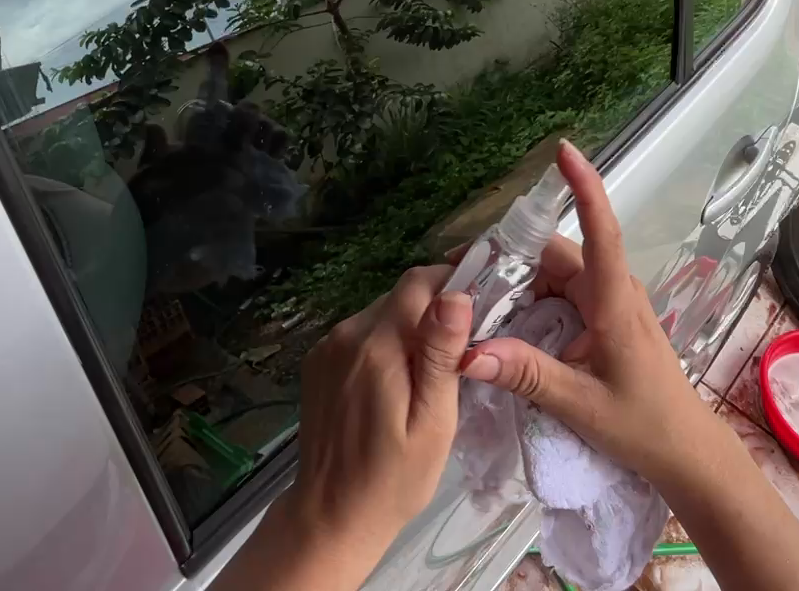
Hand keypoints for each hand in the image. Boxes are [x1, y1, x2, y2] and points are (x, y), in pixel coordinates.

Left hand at [214, 267, 471, 590]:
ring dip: (409, 328)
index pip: (418, 281)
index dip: (451, 281)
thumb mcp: (433, 422)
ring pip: (382, 312)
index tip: (479, 303)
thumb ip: (441, 354)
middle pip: (400, 295)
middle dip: (433, 310)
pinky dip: (385, 344)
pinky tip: (394, 384)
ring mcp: (328, 346)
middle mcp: (347, 334)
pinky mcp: (319, 360)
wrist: (329, 516)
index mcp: (378, 345)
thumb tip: (455, 294)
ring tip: (429, 374)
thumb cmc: (394, 479)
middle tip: (460, 351)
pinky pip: (361, 334)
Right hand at [458, 140, 733, 493]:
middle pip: (554, 252)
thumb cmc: (642, 425)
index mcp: (614, 301)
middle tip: (457, 268)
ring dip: (515, 278)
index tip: (565, 150)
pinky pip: (557, 290)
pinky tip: (499, 313)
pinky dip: (527, 296)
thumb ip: (525, 375)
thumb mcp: (579, 404)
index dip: (584, 187)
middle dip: (509, 254)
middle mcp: (611, 288)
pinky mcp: (601, 312)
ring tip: (469, 293)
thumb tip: (467, 353)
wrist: (685, 450)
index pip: (601, 232)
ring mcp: (607, 298)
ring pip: (552, 271)